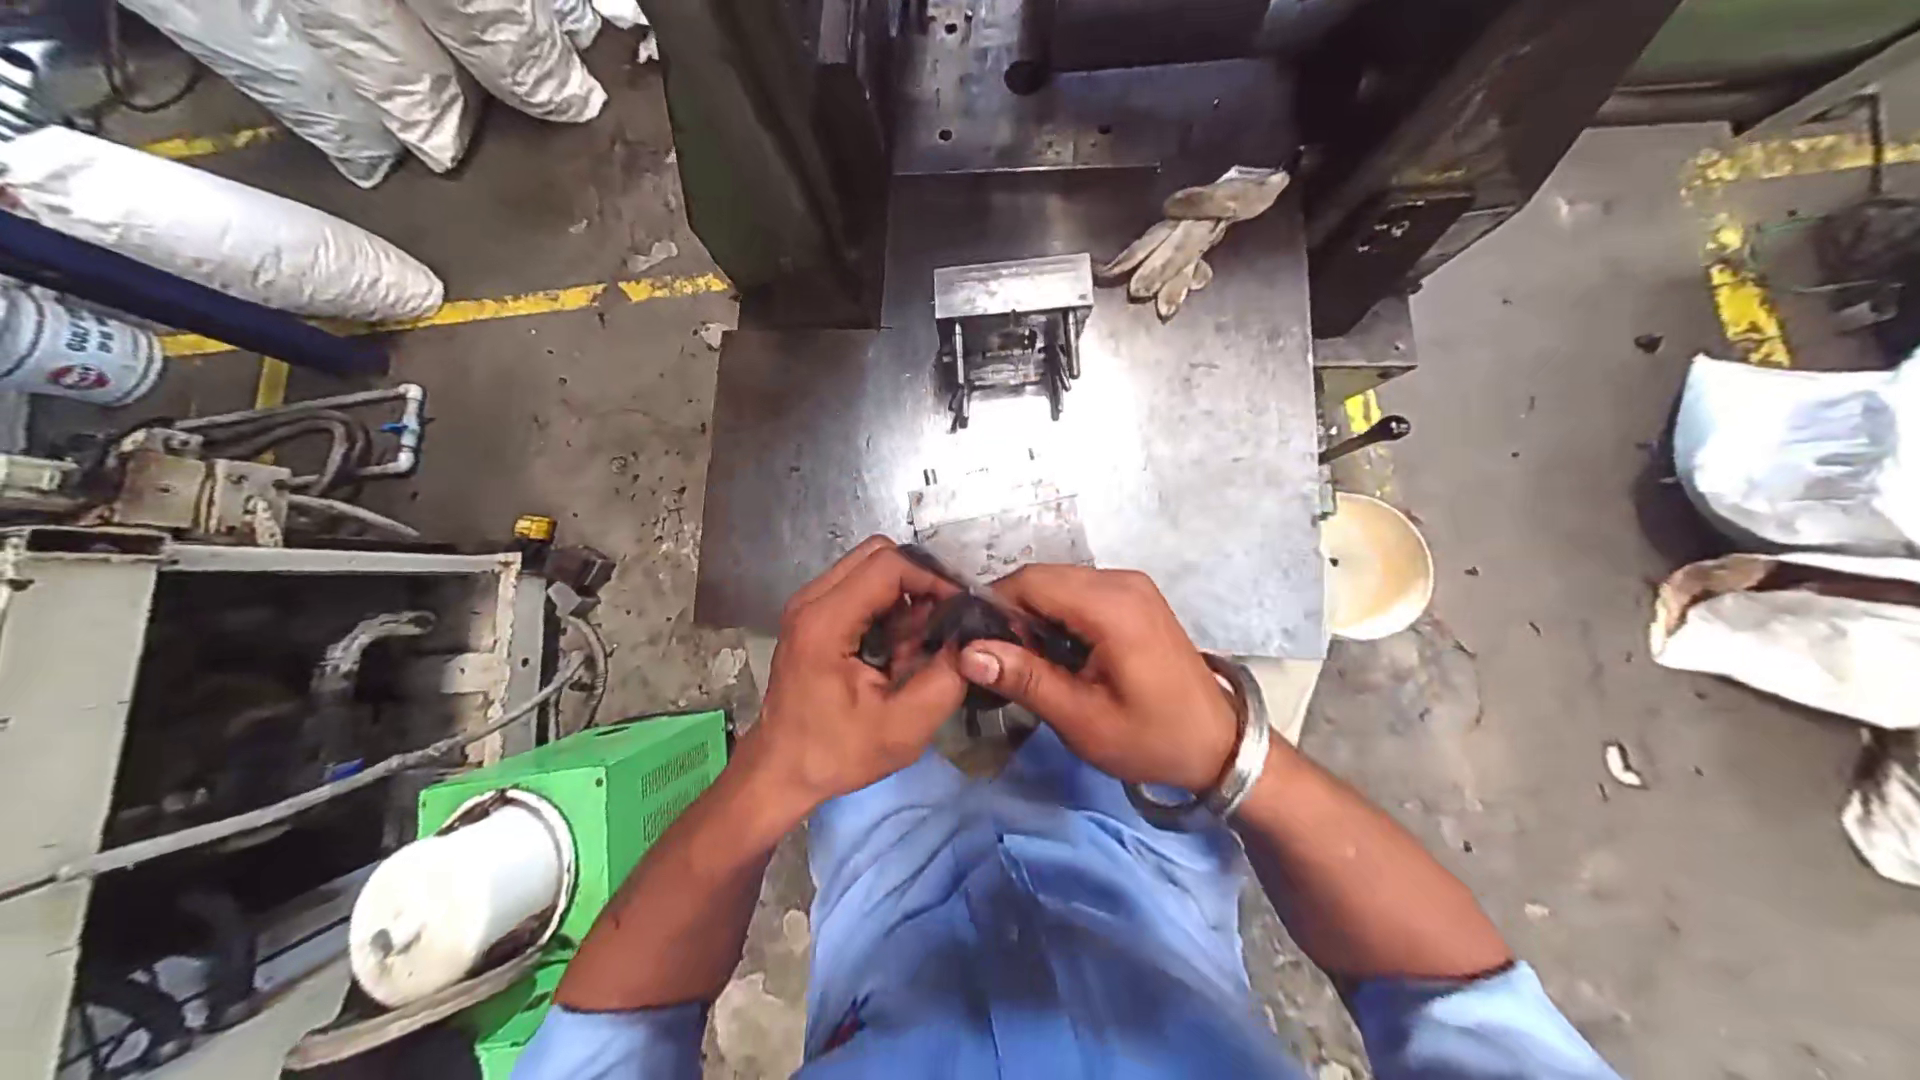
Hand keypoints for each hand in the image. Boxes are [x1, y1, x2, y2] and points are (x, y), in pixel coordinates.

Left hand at [740, 537, 968, 810]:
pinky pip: (861, 587)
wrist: (781, 771)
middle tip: (941, 621)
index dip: (932, 578)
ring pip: (870, 567)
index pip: (888, 565)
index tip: (960, 607)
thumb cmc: (836, 753)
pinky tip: (895, 648)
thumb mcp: (904, 727)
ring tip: (915, 644)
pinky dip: (888, 606)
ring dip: (904, 596)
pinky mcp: (814, 615)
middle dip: (919, 581)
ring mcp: (809, 605)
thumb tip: (971, 637)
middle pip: (878, 554)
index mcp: (825, 622)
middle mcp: (811, 600)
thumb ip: (946, 678)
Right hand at [957, 565, 1237, 791]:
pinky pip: (1078, 591)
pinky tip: (1057, 652)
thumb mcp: (1083, 719)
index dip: (994, 607)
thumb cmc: (1152, 737)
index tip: (975, 645)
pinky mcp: (1134, 596)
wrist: (1218, 745)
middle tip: (1000, 660)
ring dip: (1032, 615)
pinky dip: (1055, 615)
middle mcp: (1121, 581)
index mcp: (1112, 606)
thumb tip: (967, 653)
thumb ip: (1026, 679)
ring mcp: (1131, 585)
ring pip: (1057, 583)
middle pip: (1043, 578)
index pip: (1030, 582)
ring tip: (1027, 661)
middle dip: (1011, 612)